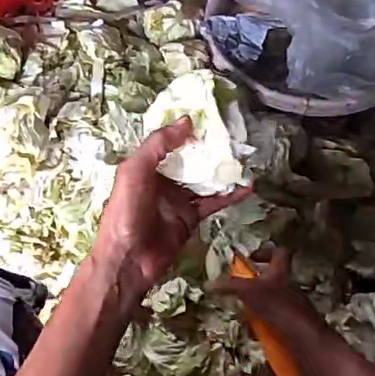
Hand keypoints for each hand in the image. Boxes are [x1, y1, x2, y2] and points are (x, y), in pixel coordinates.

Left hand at [92, 118, 249, 293]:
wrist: (129, 259)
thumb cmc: (126, 211)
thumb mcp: (135, 171)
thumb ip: (158, 145)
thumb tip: (187, 121)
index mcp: (146, 166)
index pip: (169, 142)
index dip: (187, 129)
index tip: (210, 116)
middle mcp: (163, 180)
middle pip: (191, 159)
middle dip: (210, 148)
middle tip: (234, 133)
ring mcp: (178, 199)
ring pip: (205, 179)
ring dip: (223, 170)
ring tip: (245, 156)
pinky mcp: (191, 218)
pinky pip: (213, 203)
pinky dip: (230, 195)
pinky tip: (248, 187)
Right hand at [210, 248, 351, 375]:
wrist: (311, 347)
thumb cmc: (282, 312)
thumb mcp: (251, 293)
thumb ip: (230, 287)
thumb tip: (209, 284)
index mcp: (283, 276)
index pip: (278, 255)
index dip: (264, 253)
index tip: (249, 259)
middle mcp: (290, 292)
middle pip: (271, 284)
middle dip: (253, 290)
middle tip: (238, 295)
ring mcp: (293, 313)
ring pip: (271, 308)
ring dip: (256, 314)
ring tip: (244, 321)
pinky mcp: (294, 332)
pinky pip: (275, 328)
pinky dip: (264, 333)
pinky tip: (256, 339)